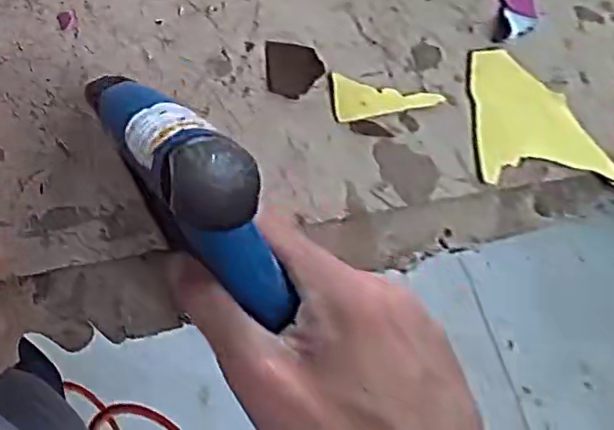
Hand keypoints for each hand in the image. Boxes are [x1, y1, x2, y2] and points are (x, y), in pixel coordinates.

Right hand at [168, 214, 480, 429]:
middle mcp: (383, 285)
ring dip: (307, 320)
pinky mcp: (434, 346)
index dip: (230, 244)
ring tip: (311, 380)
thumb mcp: (262, 381)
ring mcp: (415, 316)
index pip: (265, 224)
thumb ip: (214, 310)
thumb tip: (179, 261)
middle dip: (269, 295)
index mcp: (343, 284)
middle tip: (267, 351)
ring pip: (331, 293)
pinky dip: (346, 339)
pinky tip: (348, 389)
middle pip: (298, 262)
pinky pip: (367, 318)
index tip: (214, 273)